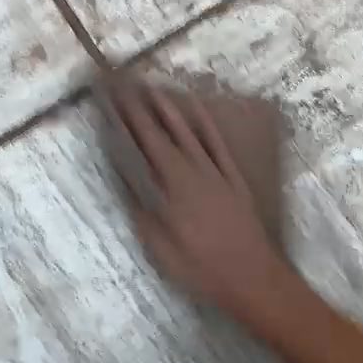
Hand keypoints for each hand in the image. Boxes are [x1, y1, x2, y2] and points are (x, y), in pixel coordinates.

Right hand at [104, 84, 302, 324]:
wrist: (253, 277)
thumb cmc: (200, 268)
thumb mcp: (159, 244)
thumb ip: (140, 206)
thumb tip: (123, 174)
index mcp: (171, 185)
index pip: (142, 142)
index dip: (125, 118)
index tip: (110, 98)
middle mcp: (192, 169)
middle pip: (162, 131)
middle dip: (141, 107)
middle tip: (125, 85)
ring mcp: (215, 171)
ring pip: (190, 131)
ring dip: (170, 108)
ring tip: (154, 88)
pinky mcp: (233, 177)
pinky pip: (217, 142)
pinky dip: (206, 123)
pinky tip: (198, 109)